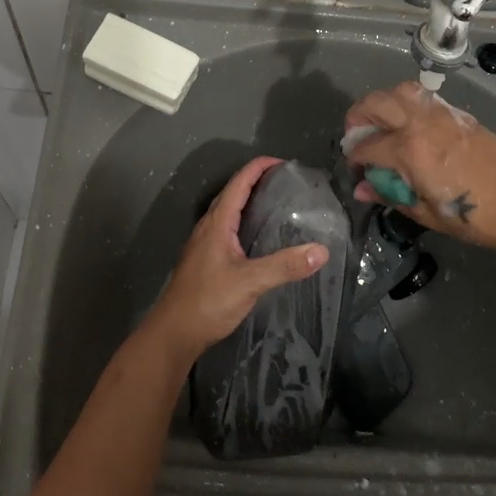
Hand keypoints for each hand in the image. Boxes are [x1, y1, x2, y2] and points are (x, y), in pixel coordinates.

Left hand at [142, 156, 329, 363]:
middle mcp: (208, 227)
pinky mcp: (206, 259)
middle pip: (233, 193)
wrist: (174, 332)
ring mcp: (205, 243)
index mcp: (217, 223)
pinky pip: (228, 228)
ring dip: (250, 201)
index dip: (259, 167)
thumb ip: (285, 266)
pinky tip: (259, 237)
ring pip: (229, 211)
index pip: (239, 183)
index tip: (284, 163)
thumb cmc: (208, 301)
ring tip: (277, 203)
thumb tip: (321, 251)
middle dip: (257, 180)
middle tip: (286, 182)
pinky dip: (245, 221)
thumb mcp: (250, 282)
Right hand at [346, 81, 495, 252]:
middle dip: (358, 117)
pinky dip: (407, 102)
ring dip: (382, 102)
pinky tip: (409, 124)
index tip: (354, 168)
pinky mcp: (458, 114)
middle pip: (376, 103)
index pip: (367, 146)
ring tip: (381, 122)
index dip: (354, 157)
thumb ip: (390, 195)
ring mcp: (441, 115)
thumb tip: (362, 188)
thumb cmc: (475, 217)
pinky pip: (424, 96)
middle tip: (356, 134)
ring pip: (400, 90)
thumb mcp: (427, 214)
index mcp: (409, 151)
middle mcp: (420, 124)